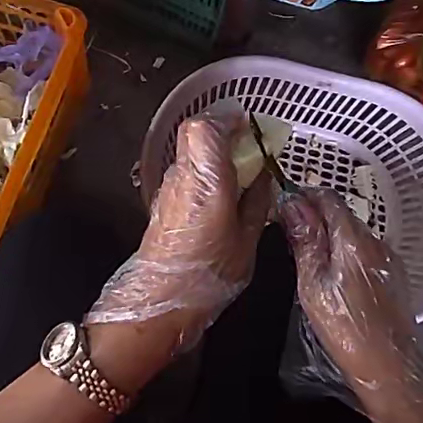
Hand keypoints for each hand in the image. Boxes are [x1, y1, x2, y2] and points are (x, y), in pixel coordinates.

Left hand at [85, 106, 275, 390]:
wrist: (159, 304)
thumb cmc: (208, 276)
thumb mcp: (247, 241)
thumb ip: (257, 202)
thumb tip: (264, 176)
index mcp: (206, 183)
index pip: (205, 128)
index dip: (228, 118)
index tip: (252, 125)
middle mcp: (183, 177)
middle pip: (194, 132)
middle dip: (223, 129)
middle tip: (250, 143)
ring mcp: (169, 187)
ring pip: (190, 150)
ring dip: (215, 149)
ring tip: (242, 167)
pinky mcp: (163, 200)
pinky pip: (187, 170)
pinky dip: (206, 167)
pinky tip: (224, 188)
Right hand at [282, 188, 422, 422]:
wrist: (390, 369)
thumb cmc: (345, 327)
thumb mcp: (313, 284)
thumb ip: (305, 241)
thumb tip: (291, 203)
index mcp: (354, 239)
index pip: (329, 198)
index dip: (305, 195)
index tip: (284, 202)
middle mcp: (376, 241)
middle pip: (343, 214)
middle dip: (316, 215)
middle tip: (288, 229)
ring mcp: (389, 259)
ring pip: (354, 233)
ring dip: (330, 234)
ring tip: (307, 252)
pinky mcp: (394, 277)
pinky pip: (365, 251)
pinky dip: (345, 251)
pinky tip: (333, 271)